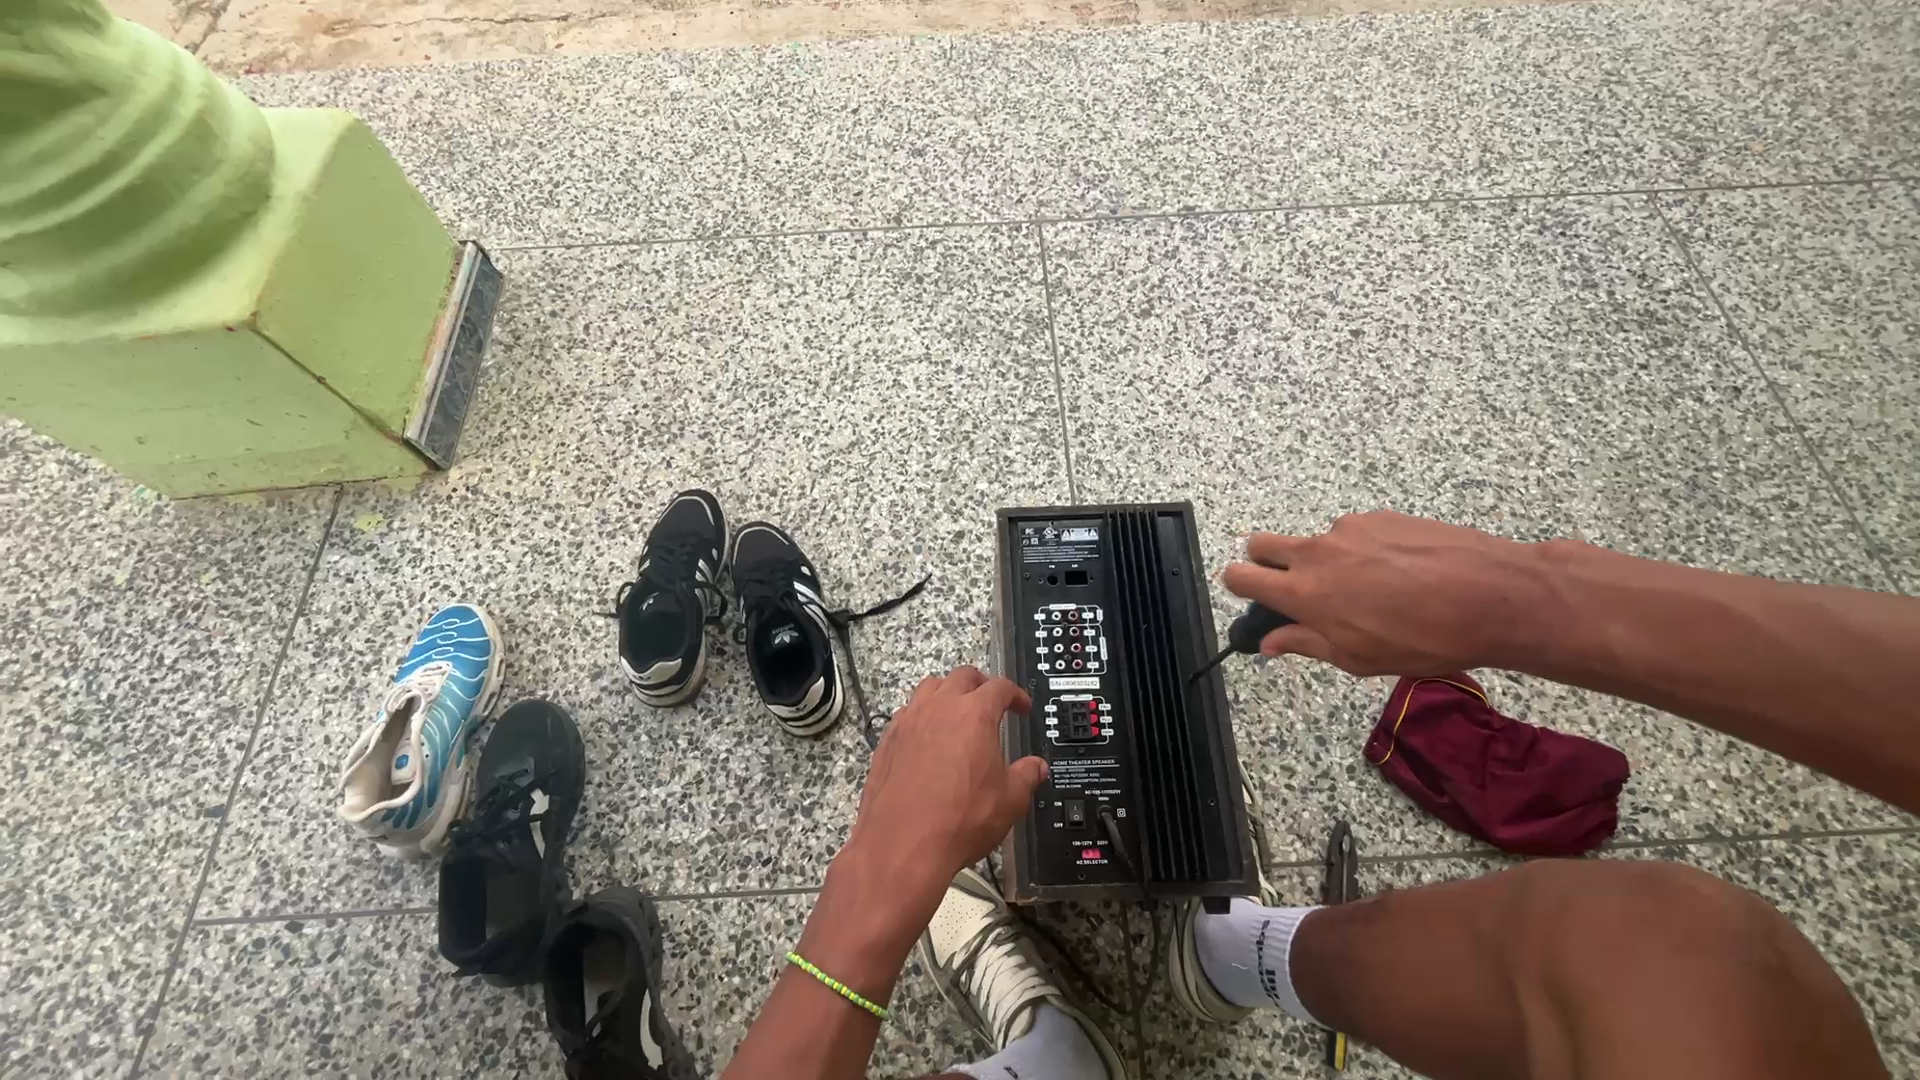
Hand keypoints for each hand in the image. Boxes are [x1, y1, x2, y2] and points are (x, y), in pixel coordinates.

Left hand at [845, 666, 1046, 893]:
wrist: (903, 844)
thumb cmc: (956, 820)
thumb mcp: (1009, 800)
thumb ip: (1026, 776)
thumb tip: (1036, 768)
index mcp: (974, 714)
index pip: (1000, 687)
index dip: (1015, 694)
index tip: (1021, 706)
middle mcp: (939, 708)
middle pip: (962, 676)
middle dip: (981, 684)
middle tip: (991, 700)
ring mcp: (909, 721)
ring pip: (930, 687)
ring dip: (948, 692)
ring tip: (958, 711)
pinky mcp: (888, 740)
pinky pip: (907, 713)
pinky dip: (922, 715)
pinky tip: (928, 737)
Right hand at [1220, 511, 1548, 675]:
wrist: (1494, 596)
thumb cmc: (1425, 640)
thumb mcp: (1358, 657)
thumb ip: (1305, 643)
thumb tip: (1269, 642)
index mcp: (1303, 593)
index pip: (1240, 576)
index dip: (1239, 586)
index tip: (1253, 596)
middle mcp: (1316, 553)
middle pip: (1260, 545)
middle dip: (1265, 563)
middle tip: (1299, 588)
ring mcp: (1348, 529)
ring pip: (1316, 542)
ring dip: (1327, 560)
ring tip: (1374, 587)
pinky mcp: (1380, 516)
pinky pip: (1355, 533)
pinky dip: (1364, 550)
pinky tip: (1401, 571)